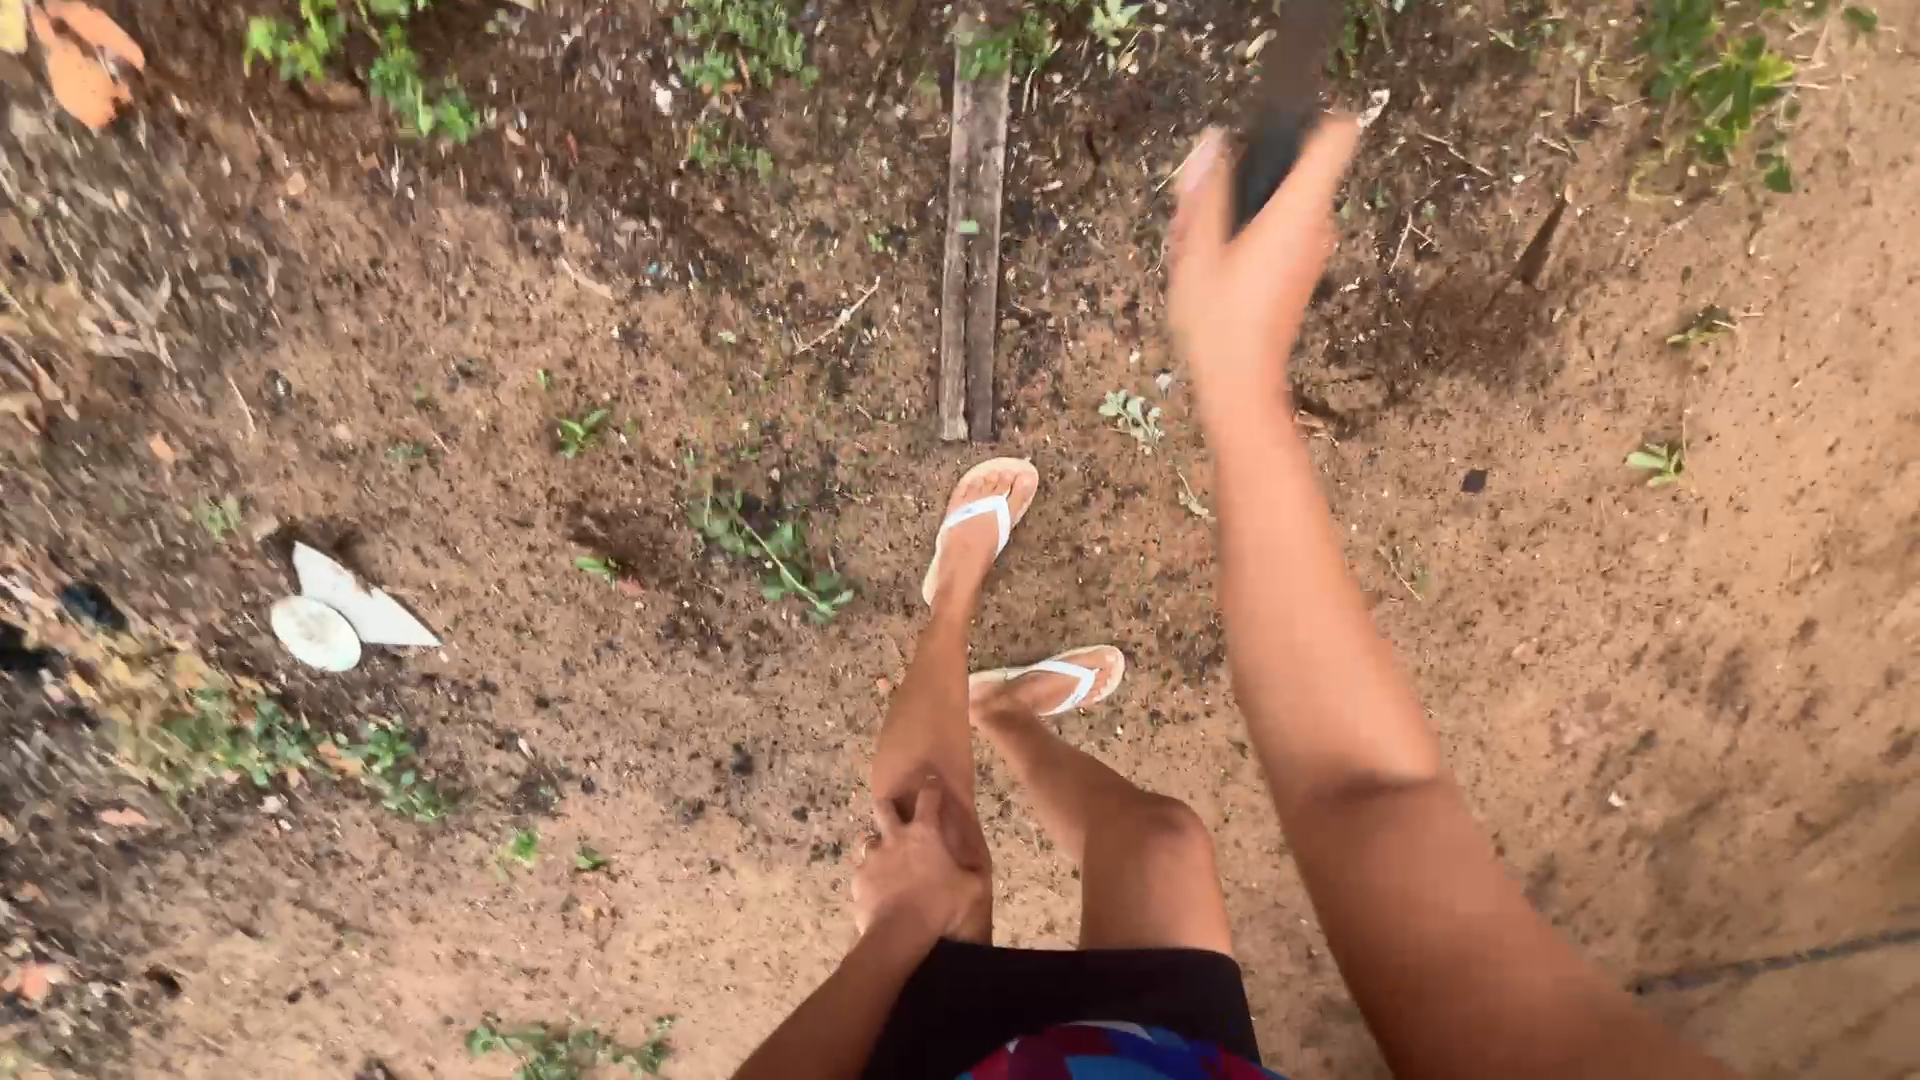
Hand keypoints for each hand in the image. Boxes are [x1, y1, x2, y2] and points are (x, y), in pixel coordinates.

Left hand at [851, 783, 988, 945]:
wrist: (899, 934)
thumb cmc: (939, 906)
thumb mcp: (971, 890)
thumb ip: (974, 874)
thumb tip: (978, 868)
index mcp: (924, 833)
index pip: (928, 797)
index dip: (931, 788)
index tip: (932, 784)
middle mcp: (895, 837)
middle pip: (884, 806)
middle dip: (889, 805)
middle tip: (895, 815)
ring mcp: (873, 856)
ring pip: (869, 840)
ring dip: (878, 847)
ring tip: (885, 861)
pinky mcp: (858, 878)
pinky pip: (862, 870)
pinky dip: (869, 876)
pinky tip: (876, 890)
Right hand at [1168, 119, 1359, 429]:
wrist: (1239, 384)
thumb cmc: (1218, 321)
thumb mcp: (1196, 252)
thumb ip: (1206, 193)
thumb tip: (1212, 142)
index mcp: (1298, 211)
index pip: (1335, 135)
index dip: (1304, 123)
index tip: (1261, 140)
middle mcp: (1317, 225)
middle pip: (1293, 171)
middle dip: (1245, 180)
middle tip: (1200, 217)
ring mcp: (1312, 251)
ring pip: (1280, 205)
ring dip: (1237, 215)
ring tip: (1196, 250)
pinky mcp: (1299, 274)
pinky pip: (1278, 235)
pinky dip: (1245, 240)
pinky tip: (1210, 271)